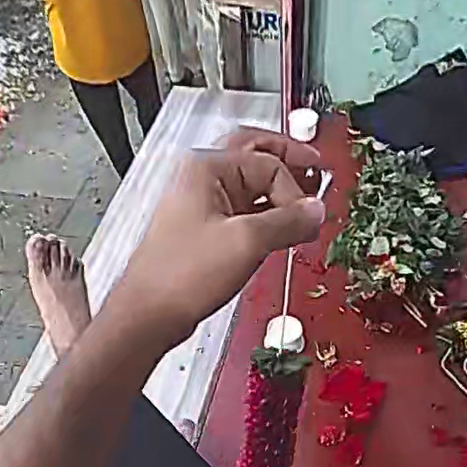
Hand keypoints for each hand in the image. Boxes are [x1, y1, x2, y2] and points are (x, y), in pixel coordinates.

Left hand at [102, 127, 324, 350]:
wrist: (151, 312)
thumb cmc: (181, 275)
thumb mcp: (246, 242)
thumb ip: (287, 222)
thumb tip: (315, 211)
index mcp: (208, 168)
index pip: (269, 163)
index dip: (294, 191)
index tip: (309, 217)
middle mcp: (202, 179)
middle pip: (255, 154)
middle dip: (288, 161)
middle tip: (316, 168)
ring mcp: (202, 204)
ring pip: (250, 185)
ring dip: (279, 191)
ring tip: (305, 202)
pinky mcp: (205, 230)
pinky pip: (243, 211)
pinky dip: (266, 215)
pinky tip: (282, 229)